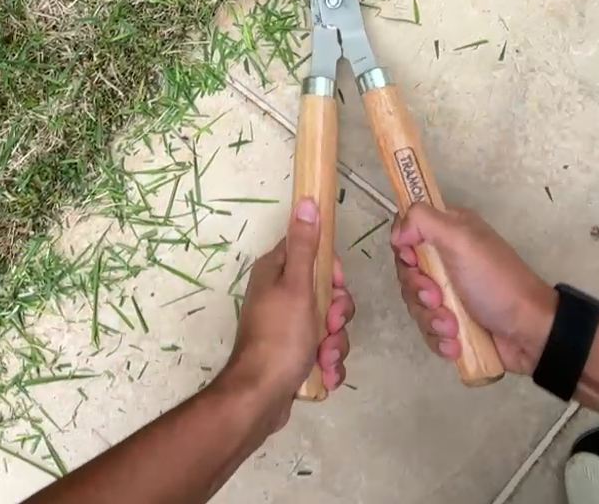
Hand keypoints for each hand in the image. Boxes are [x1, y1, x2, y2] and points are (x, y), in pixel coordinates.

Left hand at [219, 198, 354, 431]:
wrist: (261, 397)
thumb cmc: (280, 336)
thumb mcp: (297, 286)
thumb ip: (306, 246)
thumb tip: (306, 201)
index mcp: (276, 271)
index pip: (312, 252)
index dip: (330, 270)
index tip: (335, 286)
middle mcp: (280, 293)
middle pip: (325, 290)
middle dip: (337, 313)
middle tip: (330, 326)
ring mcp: (287, 324)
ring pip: (328, 322)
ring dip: (335, 342)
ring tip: (326, 357)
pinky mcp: (294, 351)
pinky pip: (323, 348)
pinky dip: (328, 361)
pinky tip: (325, 374)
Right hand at [390, 203, 553, 374]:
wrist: (531, 334)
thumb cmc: (496, 281)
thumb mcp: (461, 240)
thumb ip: (423, 221)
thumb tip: (397, 234)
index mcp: (449, 229)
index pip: (407, 228)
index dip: (404, 246)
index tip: (413, 261)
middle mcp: (446, 256)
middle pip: (407, 269)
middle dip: (418, 290)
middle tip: (437, 299)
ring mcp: (449, 290)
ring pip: (414, 301)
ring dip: (430, 318)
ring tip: (453, 328)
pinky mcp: (452, 320)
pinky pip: (427, 326)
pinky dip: (438, 337)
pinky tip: (454, 343)